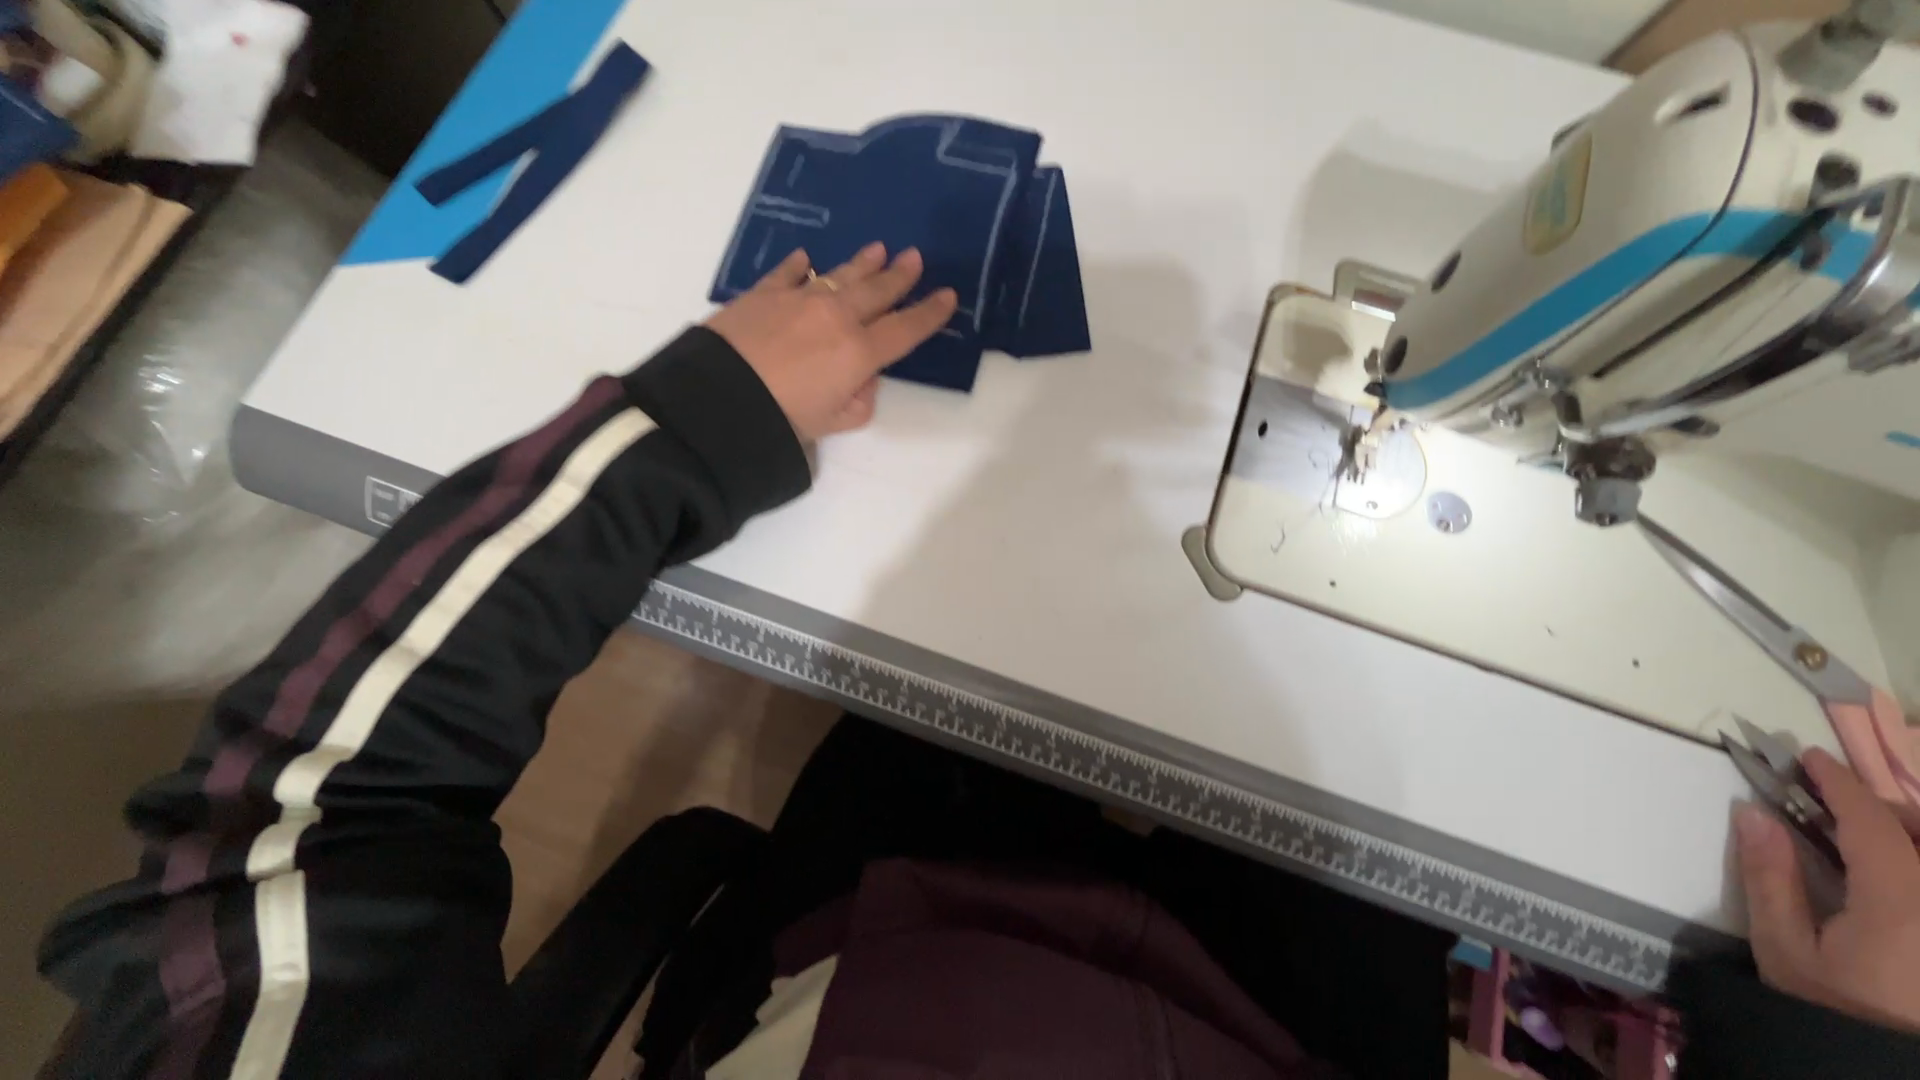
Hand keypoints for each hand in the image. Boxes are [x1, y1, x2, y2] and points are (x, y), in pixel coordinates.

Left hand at [706, 243, 957, 440]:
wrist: (718, 397)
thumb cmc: (782, 418)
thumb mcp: (832, 423)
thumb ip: (859, 403)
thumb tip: (864, 380)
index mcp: (859, 352)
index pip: (906, 329)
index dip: (930, 313)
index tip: (947, 296)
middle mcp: (836, 317)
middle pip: (877, 292)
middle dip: (899, 275)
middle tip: (914, 257)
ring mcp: (799, 299)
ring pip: (840, 275)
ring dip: (862, 263)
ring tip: (878, 249)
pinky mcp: (764, 294)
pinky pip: (788, 274)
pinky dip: (800, 266)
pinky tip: (806, 259)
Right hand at [1738, 747, 1919, 1031]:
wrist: (1892, 1071)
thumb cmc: (1835, 1008)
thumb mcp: (1785, 948)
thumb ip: (1769, 877)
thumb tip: (1752, 811)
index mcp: (1901, 900)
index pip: (1873, 822)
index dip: (1839, 783)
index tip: (1808, 757)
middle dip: (1881, 805)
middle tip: (1830, 799)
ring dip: (1908, 831)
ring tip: (1868, 831)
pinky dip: (1916, 858)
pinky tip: (1894, 865)